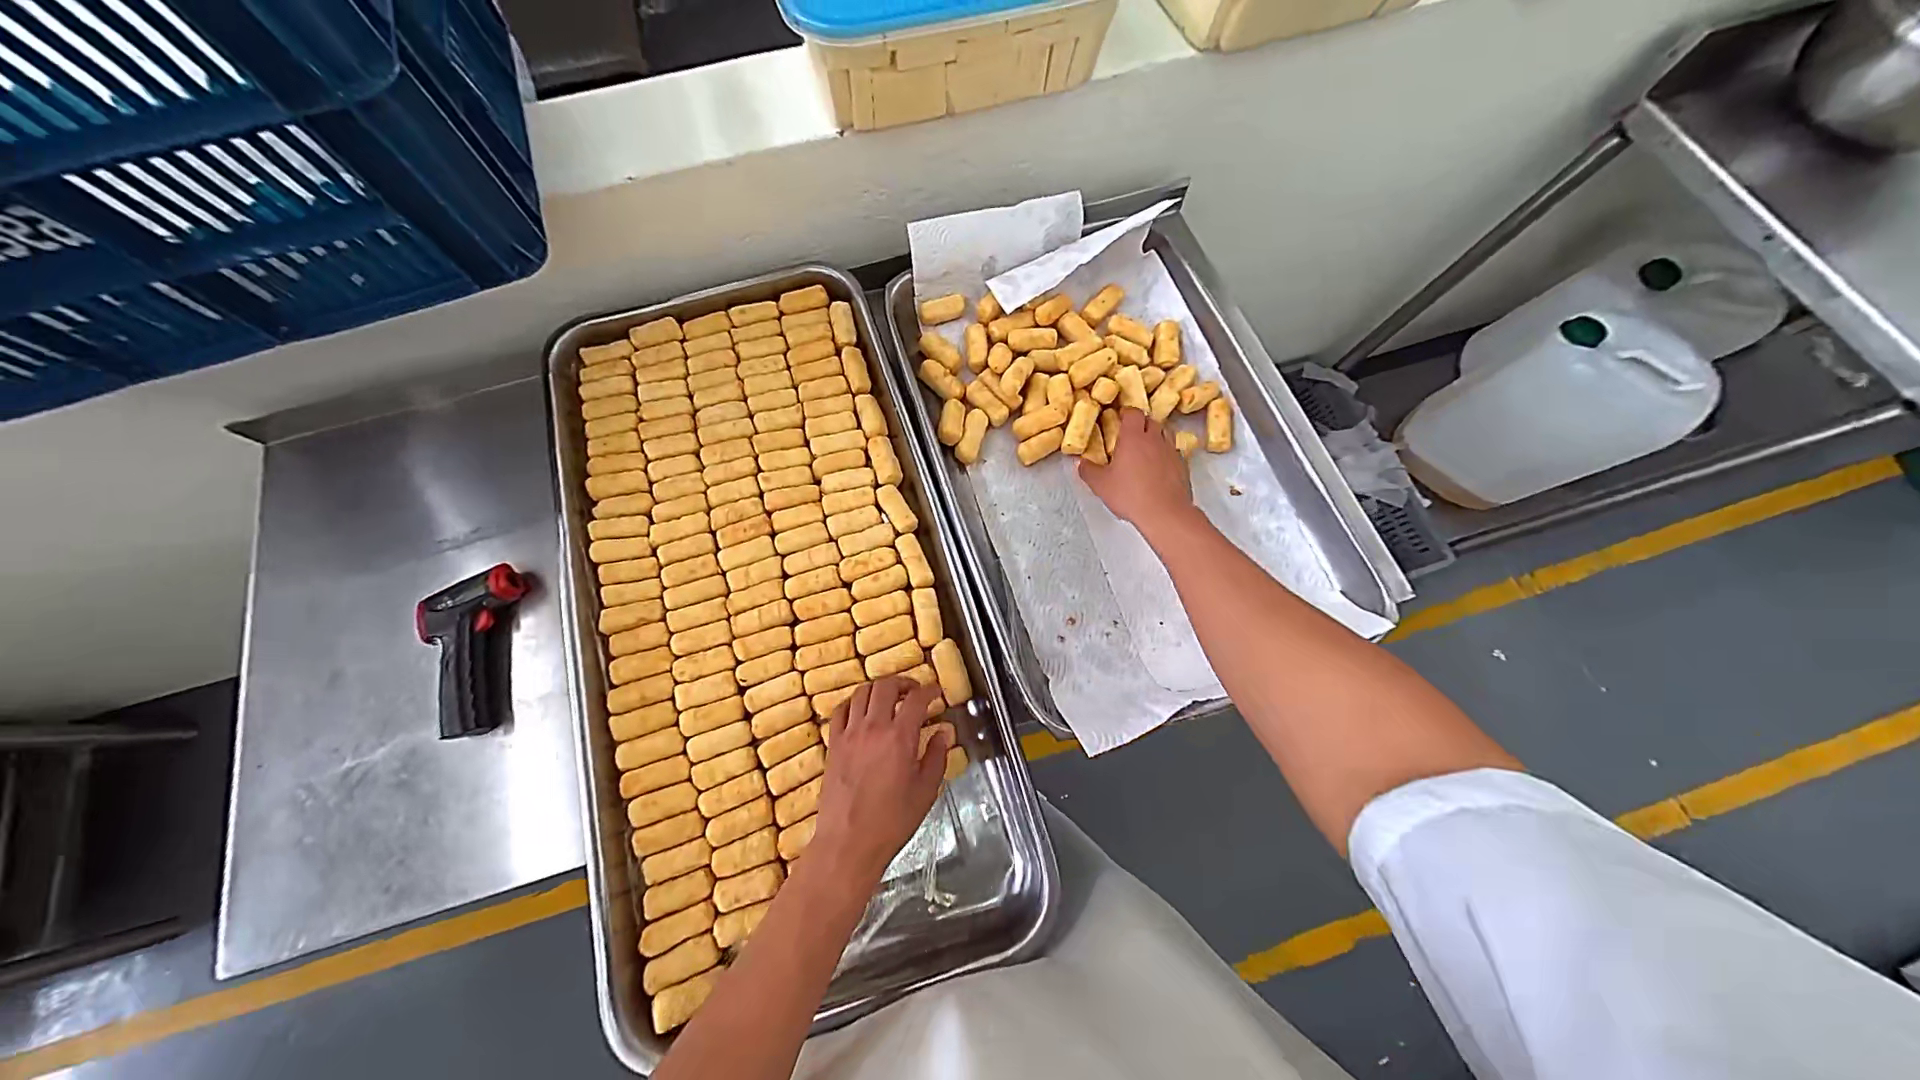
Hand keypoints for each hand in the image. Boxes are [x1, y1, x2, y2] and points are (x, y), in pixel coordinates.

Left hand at [810, 677, 950, 888]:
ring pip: (862, 693)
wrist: (848, 842)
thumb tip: (943, 734)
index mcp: (900, 738)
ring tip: (889, 697)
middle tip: (914, 691)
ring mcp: (849, 734)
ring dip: (879, 689)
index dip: (929, 690)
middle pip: (886, 686)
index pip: (917, 699)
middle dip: (903, 682)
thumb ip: (936, 757)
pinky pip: (840, 711)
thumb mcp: (925, 791)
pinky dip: (852, 703)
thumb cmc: (891, 822)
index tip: (936, 692)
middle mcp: (873, 728)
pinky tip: (860, 710)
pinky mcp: (833, 745)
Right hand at [1077, 408, 1192, 534]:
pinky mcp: (1182, 466)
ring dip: (1155, 436)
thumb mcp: (1100, 484)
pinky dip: (1165, 454)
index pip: (1133, 413)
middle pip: (1150, 420)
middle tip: (1130, 434)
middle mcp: (1154, 439)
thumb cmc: (1130, 495)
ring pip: (1165, 434)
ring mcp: (1171, 451)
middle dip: (1140, 423)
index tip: (1118, 417)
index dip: (1126, 413)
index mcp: (1133, 437)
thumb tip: (1081, 463)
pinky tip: (1158, 467)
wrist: (1165, 512)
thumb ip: (1088, 470)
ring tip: (1145, 448)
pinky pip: (1173, 452)